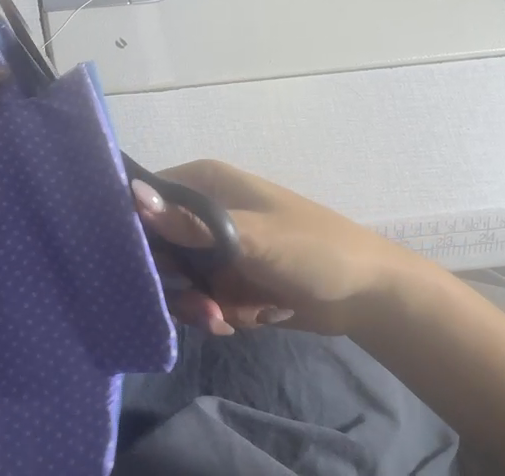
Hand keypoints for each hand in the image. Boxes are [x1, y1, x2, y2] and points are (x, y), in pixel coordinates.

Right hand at [134, 160, 437, 336]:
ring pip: (176, 277)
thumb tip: (133, 196)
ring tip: (220, 318)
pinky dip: (212, 313)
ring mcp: (215, 247)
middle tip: (195, 303)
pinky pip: (199, 297)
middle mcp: (202, 210)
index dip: (134, 228)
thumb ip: (192, 223)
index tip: (134, 263)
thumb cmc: (315, 250)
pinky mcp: (227, 279)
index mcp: (205, 182)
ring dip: (193, 302)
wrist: (370, 298)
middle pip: (156, 243)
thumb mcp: (252, 237)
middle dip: (170, 279)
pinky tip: (236, 321)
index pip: (146, 196)